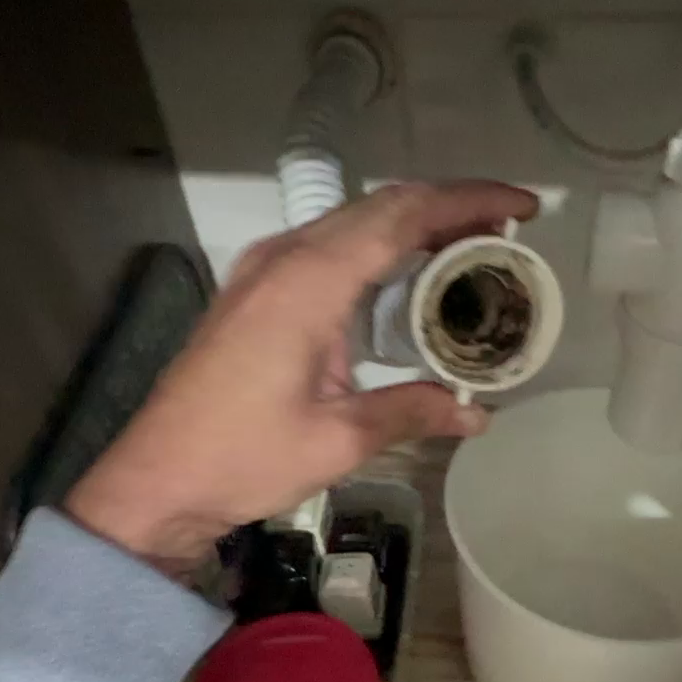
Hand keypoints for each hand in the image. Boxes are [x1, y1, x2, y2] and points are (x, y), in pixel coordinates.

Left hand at [66, 181, 538, 572]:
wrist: (158, 478)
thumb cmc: (243, 458)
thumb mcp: (338, 440)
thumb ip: (411, 411)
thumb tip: (478, 412)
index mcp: (308, 282)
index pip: (402, 216)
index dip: (468, 202)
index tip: (523, 206)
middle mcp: (284, 258)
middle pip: (379, 208)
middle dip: (449, 207)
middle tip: (507, 229)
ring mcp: (263, 271)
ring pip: (352, 223)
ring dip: (412, 225)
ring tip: (469, 245)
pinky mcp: (255, 293)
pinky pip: (328, 248)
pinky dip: (377, 249)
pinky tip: (404, 276)